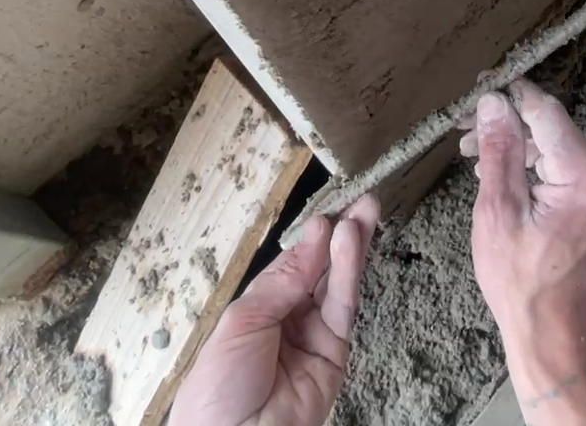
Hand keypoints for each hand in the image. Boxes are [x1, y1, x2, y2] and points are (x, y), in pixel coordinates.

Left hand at [170, 195, 379, 425]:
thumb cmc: (220, 385)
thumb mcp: (242, 321)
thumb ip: (285, 278)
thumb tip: (318, 231)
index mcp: (261, 310)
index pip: (292, 265)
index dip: (311, 238)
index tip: (329, 208)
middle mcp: (291, 318)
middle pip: (321, 269)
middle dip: (341, 234)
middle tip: (362, 200)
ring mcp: (315, 335)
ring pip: (338, 282)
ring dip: (352, 245)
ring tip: (366, 210)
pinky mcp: (337, 353)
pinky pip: (344, 306)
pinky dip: (349, 271)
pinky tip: (351, 241)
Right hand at [464, 78, 585, 424]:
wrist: (551, 333)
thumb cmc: (521, 282)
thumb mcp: (499, 211)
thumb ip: (498, 150)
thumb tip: (492, 101)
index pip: (544, 112)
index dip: (509, 95)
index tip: (478, 85)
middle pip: (548, 125)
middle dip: (505, 121)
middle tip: (462, 125)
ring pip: (550, 141)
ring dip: (512, 141)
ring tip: (470, 149)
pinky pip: (557, 161)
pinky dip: (526, 160)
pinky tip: (495, 166)